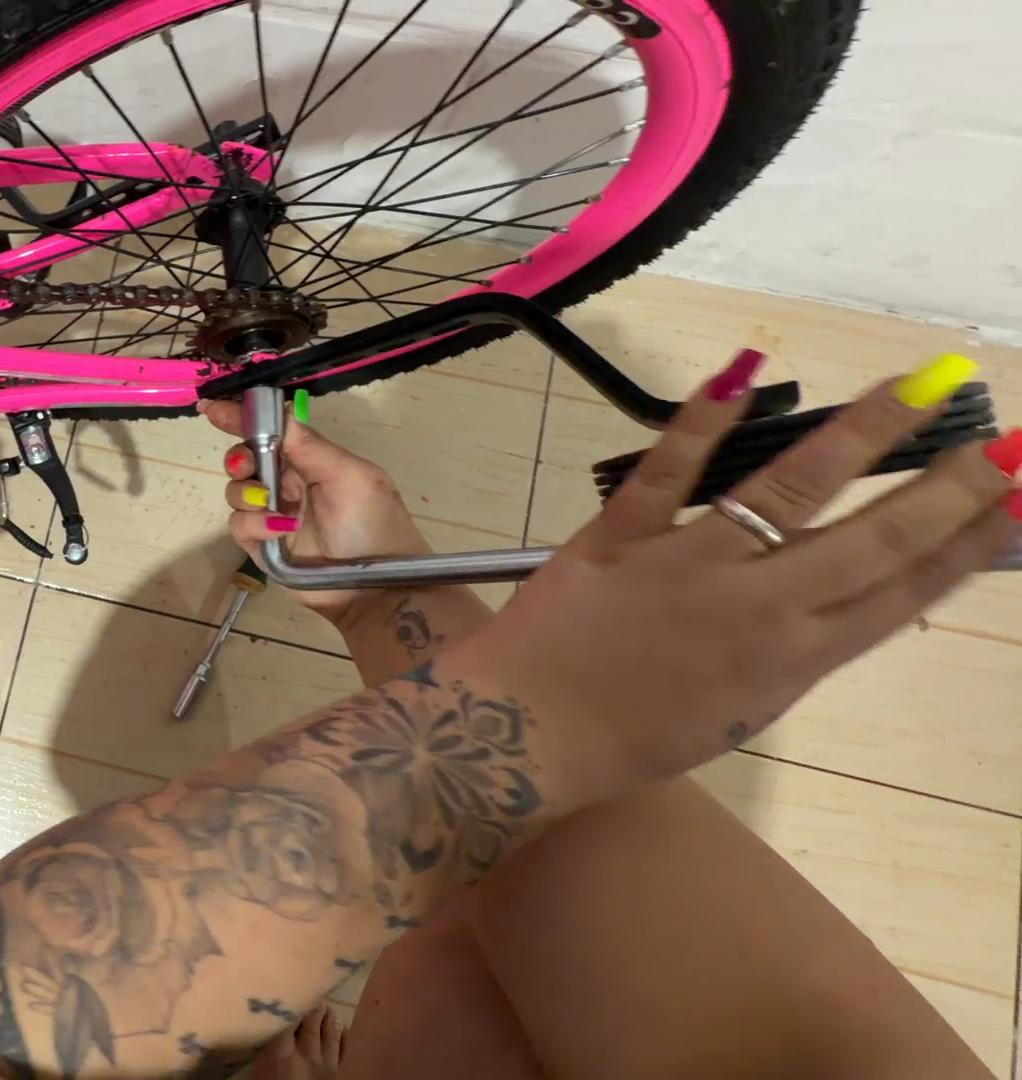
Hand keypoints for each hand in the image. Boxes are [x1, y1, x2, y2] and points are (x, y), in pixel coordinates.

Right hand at [199, 398, 430, 630]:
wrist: (374, 588)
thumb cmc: (373, 524)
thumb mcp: (351, 477)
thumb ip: (312, 447)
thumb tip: (279, 413)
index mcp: (309, 461)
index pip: (271, 431)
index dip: (240, 418)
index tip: (213, 408)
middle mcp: (286, 484)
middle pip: (244, 459)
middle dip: (239, 458)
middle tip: (248, 466)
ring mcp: (270, 514)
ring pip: (236, 492)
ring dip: (247, 494)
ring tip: (270, 505)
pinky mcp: (260, 544)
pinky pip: (238, 525)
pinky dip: (253, 525)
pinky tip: (279, 532)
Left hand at [445, 351, 1020, 804]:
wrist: (524, 731)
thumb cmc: (623, 737)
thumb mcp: (731, 713)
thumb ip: (782, 660)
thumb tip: (829, 612)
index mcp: (793, 659)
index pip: (904, 589)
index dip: (970, 541)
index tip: (1020, 498)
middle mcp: (758, 606)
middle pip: (874, 537)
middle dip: (951, 486)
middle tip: (1012, 439)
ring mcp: (685, 566)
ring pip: (788, 490)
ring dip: (860, 433)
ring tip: (918, 383)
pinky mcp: (614, 540)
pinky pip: (664, 474)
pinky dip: (699, 424)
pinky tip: (739, 377)